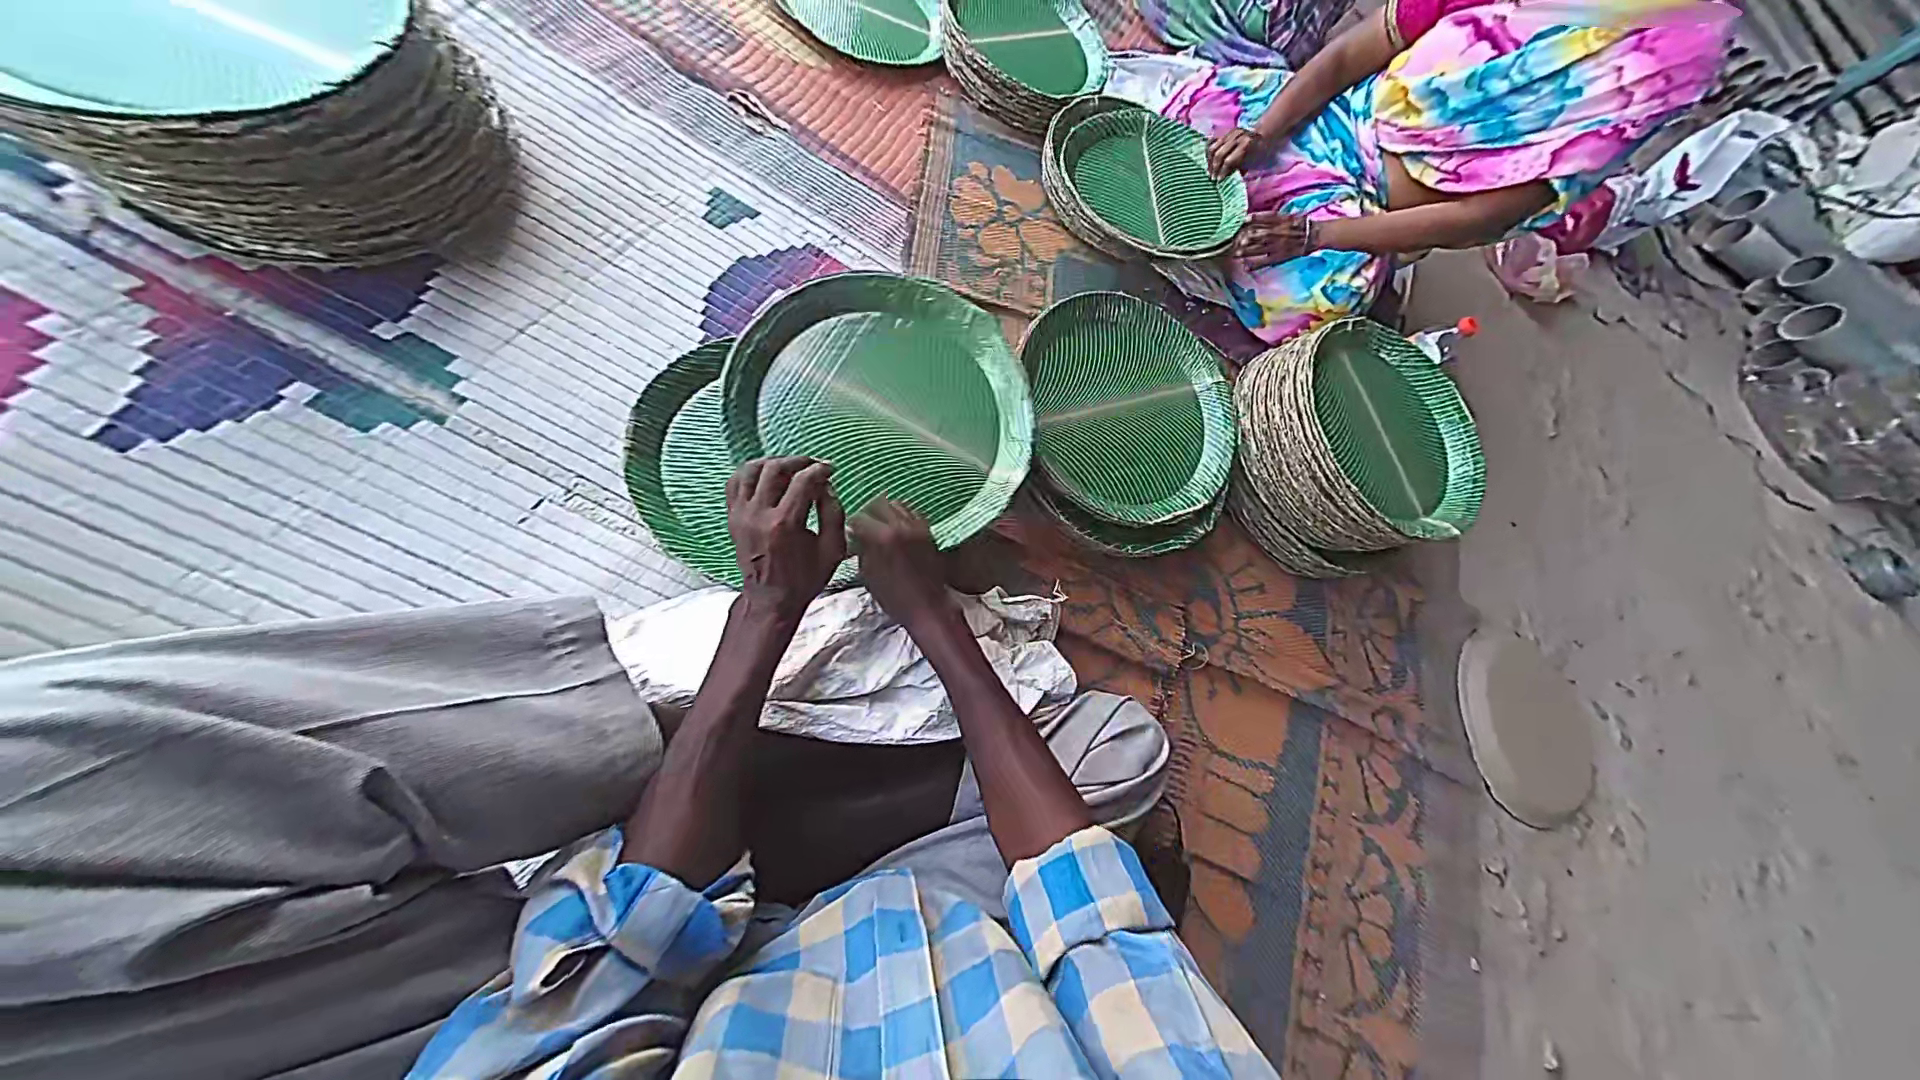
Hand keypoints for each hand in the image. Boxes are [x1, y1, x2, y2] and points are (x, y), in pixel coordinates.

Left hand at [726, 457, 845, 620]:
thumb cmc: (804, 578)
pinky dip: (750, 473)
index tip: (830, 470)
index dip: (820, 470)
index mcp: (785, 524)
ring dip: (773, 462)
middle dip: (798, 461)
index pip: (803, 481)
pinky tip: (765, 475)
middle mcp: (759, 515)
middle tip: (813, 465)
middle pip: (775, 469)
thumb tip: (827, 487)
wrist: (770, 599)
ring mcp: (741, 515)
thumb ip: (833, 514)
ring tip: (790, 467)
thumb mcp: (833, 550)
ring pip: (751, 470)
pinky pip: (735, 483)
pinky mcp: (732, 517)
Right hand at [850, 500, 954, 627]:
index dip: (852, 526)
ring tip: (881, 525)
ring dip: (885, 511)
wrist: (929, 606)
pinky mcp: (928, 531)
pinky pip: (912, 512)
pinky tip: (898, 528)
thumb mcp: (868, 575)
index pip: (859, 518)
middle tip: (864, 526)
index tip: (851, 533)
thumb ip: (861, 550)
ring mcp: (917, 526)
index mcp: (882, 537)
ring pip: (896, 504)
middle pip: (878, 503)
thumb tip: (856, 536)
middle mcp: (900, 526)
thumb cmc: (895, 598)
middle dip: (868, 513)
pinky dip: (902, 515)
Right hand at [1207, 127, 1257, 178]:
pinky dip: (1209, 152)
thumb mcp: (1252, 163)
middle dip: (1214, 168)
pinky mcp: (1226, 133)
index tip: (1219, 181)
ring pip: (1213, 148)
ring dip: (1210, 161)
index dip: (1222, 172)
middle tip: (1213, 177)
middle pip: (1218, 154)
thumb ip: (1239, 170)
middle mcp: (1237, 137)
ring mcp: (1230, 133)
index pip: (1228, 161)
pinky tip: (1209, 161)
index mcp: (1245, 145)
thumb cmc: (1259, 153)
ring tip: (1210, 171)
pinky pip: (1212, 142)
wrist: (1264, 135)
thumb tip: (1226, 179)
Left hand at [1233, 211, 1314, 266]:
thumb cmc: (1301, 224)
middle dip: (1249, 238)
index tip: (1244, 219)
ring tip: (1236, 254)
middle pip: (1262, 234)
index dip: (1256, 218)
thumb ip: (1274, 217)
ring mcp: (1279, 246)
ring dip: (1248, 252)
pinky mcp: (1280, 256)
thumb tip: (1256, 217)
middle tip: (1236, 241)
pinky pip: (1266, 261)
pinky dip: (1256, 265)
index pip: (1268, 218)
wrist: (1314, 235)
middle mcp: (1280, 232)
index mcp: (1283, 220)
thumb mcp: (1289, 215)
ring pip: (1261, 248)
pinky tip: (1246, 267)